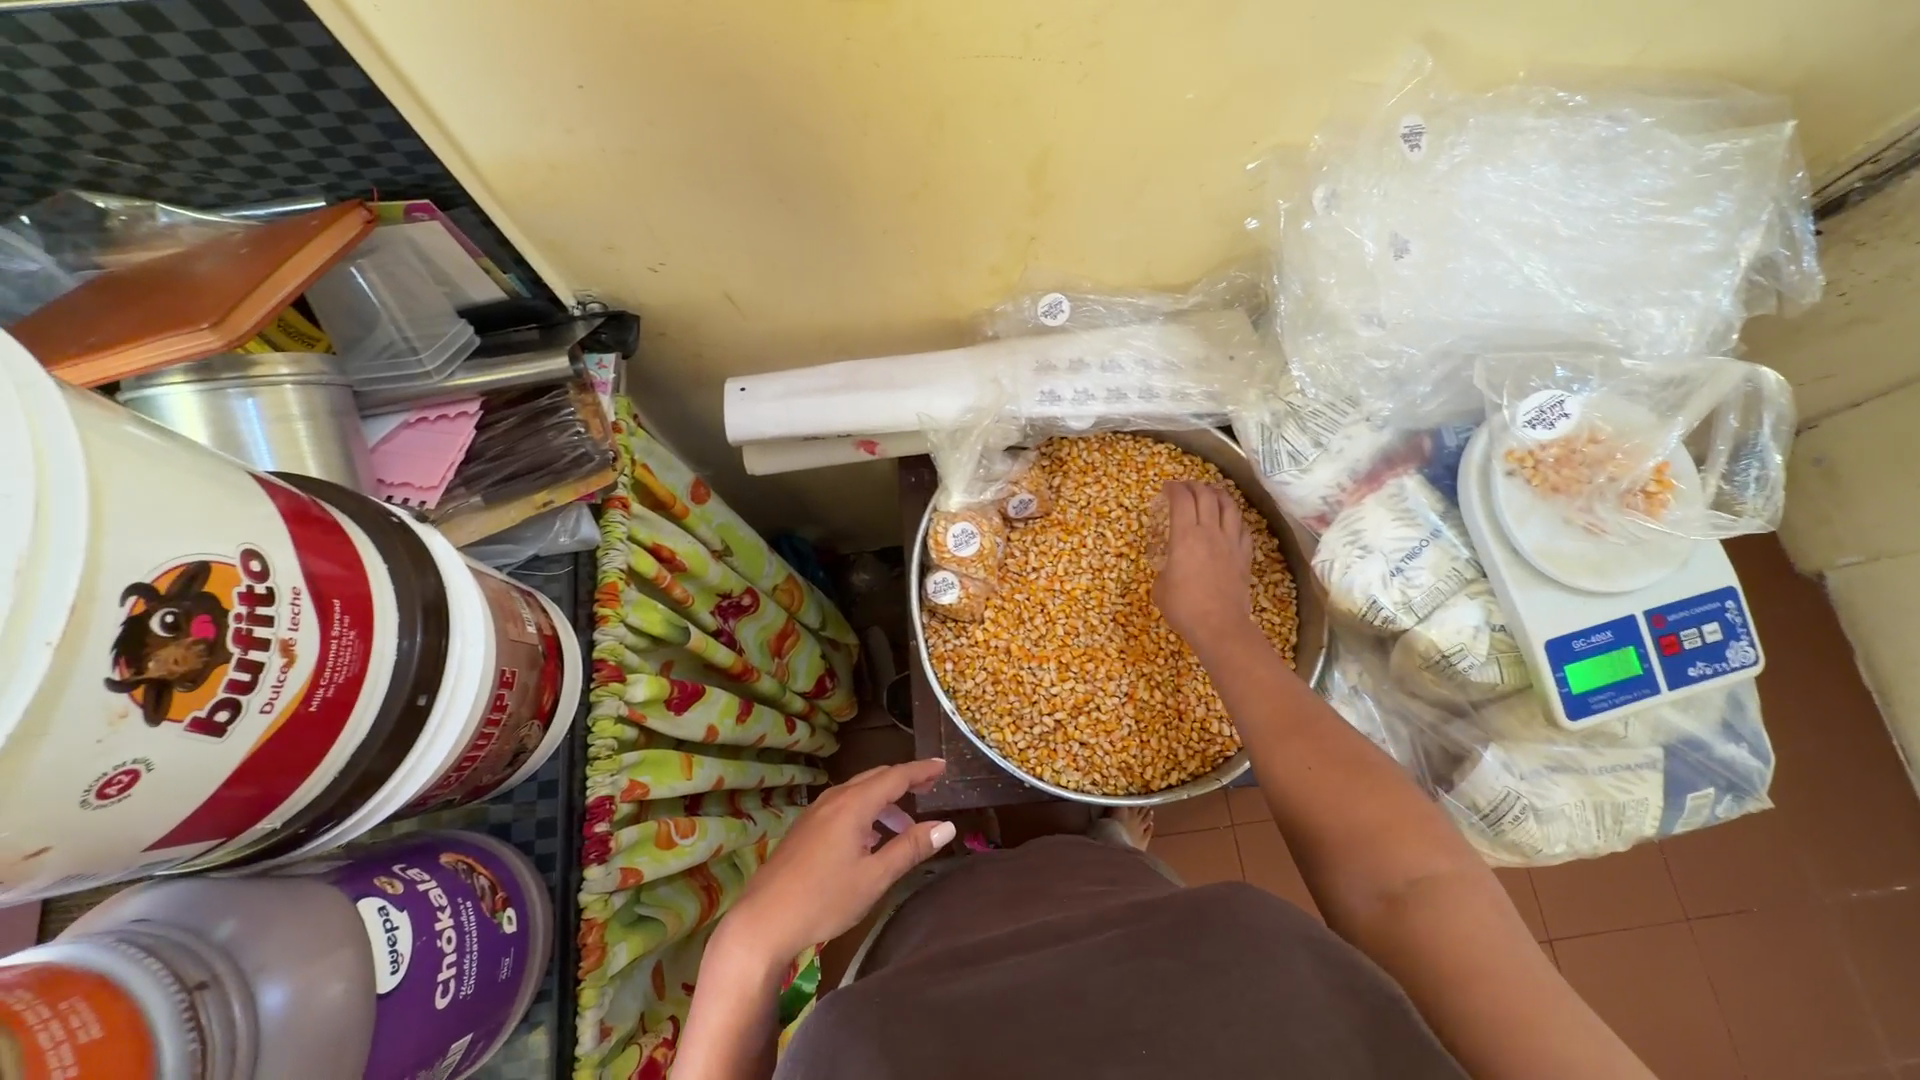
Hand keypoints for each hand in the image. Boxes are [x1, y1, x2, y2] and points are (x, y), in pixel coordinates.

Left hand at [718, 759, 954, 964]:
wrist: (763, 922)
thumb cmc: (824, 900)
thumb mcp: (875, 877)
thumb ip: (910, 848)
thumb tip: (946, 826)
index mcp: (853, 805)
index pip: (896, 777)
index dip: (922, 770)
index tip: (943, 766)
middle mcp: (833, 800)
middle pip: (875, 779)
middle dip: (904, 782)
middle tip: (931, 789)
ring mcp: (815, 814)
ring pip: (858, 794)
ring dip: (884, 803)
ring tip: (905, 827)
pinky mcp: (804, 829)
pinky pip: (843, 807)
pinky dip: (865, 813)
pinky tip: (870, 840)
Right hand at [1151, 480, 1254, 645]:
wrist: (1219, 625)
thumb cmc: (1184, 607)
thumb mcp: (1160, 587)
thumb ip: (1164, 569)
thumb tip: (1171, 568)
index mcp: (1184, 536)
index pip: (1181, 499)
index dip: (1173, 488)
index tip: (1166, 488)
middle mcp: (1209, 531)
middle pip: (1205, 495)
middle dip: (1193, 485)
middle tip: (1185, 487)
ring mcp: (1230, 542)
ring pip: (1229, 505)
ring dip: (1218, 493)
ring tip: (1211, 492)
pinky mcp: (1244, 555)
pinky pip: (1242, 528)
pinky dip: (1234, 518)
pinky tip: (1230, 521)